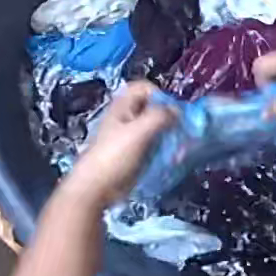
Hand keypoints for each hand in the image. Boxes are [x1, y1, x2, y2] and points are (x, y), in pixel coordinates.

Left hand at [59, 82, 173, 204]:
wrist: (96, 188)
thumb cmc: (115, 155)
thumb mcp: (139, 131)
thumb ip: (159, 116)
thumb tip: (177, 111)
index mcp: (123, 107)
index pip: (145, 88)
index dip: (160, 95)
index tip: (171, 112)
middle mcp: (128, 118)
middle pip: (154, 108)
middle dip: (169, 118)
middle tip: (179, 131)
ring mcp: (132, 136)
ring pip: (157, 127)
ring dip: (170, 136)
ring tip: (178, 149)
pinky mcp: (136, 152)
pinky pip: (156, 144)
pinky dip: (165, 149)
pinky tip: (172, 158)